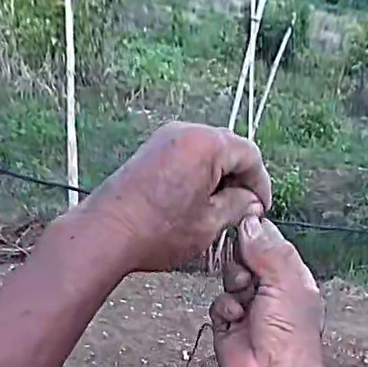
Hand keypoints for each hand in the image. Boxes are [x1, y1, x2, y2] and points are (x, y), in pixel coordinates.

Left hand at [78, 122, 271, 272]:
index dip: (260, 184)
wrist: (106, 234)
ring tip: (220, 214)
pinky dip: (197, 178)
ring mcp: (164, 139)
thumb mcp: (209, 224)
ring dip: (217, 180)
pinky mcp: (149, 153)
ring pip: (205, 155)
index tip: (261, 208)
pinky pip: (184, 159)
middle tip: (243, 212)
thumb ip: (237, 206)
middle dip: (239, 181)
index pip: (249, 155)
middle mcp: (185, 132)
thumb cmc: (157, 231)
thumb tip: (251, 202)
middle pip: (227, 150)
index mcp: (206, 143)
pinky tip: (196, 206)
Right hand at [212, 216, 326, 366]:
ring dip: (233, 288)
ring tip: (243, 302)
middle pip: (244, 259)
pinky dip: (224, 309)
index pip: (269, 243)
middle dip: (242, 264)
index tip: (245, 233)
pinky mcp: (227, 325)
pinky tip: (235, 320)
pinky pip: (217, 304)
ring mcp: (248, 308)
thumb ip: (267, 248)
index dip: (256, 237)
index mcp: (291, 277)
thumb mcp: (285, 279)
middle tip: (248, 279)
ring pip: (228, 279)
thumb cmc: (289, 332)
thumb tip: (249, 222)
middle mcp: (270, 290)